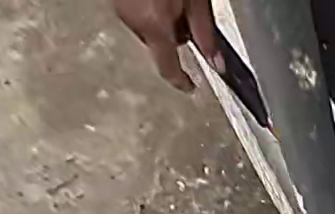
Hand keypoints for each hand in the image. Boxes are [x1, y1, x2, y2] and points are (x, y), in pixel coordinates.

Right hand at [112, 0, 228, 91]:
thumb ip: (205, 34)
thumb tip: (216, 64)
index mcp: (154, 24)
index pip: (168, 68)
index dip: (181, 81)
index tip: (190, 85)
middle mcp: (131, 16)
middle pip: (158, 42)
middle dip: (174, 33)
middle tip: (185, 8)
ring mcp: (118, 1)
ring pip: (145, 23)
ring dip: (159, 15)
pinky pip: (133, 4)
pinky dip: (146, 1)